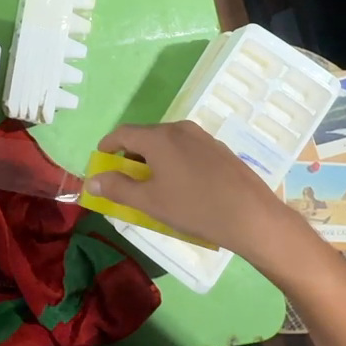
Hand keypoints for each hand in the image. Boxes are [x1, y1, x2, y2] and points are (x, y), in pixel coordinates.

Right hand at [86, 121, 308, 258]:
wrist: (253, 217)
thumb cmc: (195, 208)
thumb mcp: (150, 203)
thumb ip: (118, 189)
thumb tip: (92, 180)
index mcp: (158, 137)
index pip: (122, 133)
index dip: (107, 147)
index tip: (101, 163)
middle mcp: (179, 129)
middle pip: (145, 136)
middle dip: (130, 155)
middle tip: (126, 180)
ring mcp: (203, 137)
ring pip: (168, 143)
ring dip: (153, 159)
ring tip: (154, 186)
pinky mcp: (219, 150)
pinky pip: (187, 149)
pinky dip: (175, 162)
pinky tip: (183, 187)